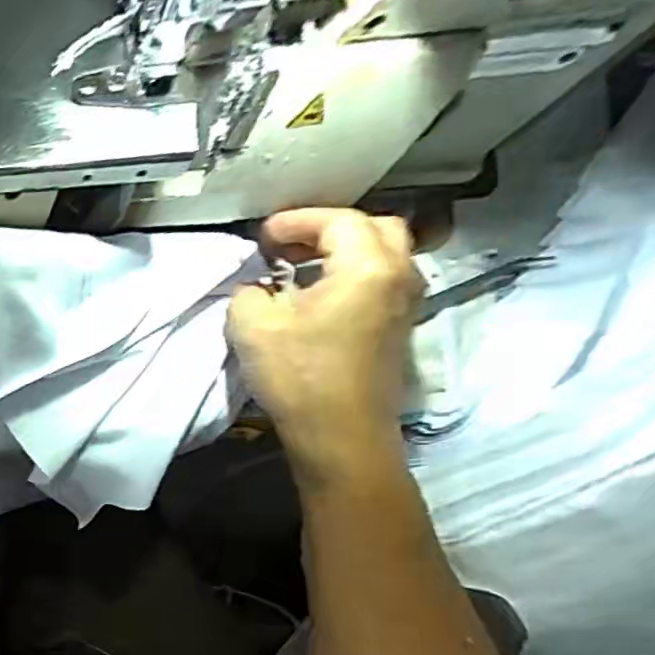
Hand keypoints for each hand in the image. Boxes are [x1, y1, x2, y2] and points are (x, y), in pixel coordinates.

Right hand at [227, 208, 423, 489]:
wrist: (340, 434)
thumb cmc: (299, 376)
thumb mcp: (251, 327)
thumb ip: (248, 293)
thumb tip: (258, 288)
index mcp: (367, 266)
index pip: (338, 221)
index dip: (297, 221)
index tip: (263, 234)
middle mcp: (399, 276)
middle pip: (373, 228)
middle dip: (328, 229)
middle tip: (287, 244)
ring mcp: (405, 304)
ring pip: (383, 255)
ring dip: (342, 252)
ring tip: (300, 268)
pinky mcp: (398, 329)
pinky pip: (380, 282)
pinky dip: (350, 275)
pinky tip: (317, 296)